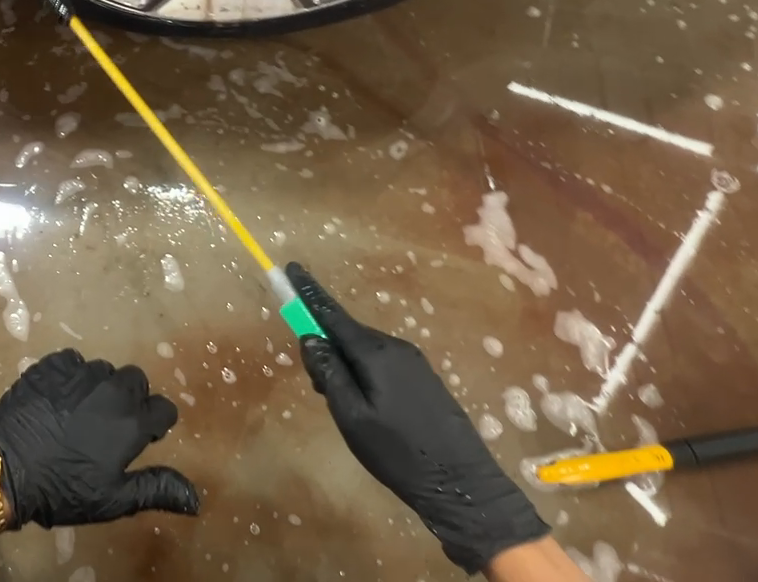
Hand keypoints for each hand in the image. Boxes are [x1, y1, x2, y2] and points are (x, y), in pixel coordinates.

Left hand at [0, 348, 199, 528]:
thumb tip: (197, 497)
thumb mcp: (112, 499)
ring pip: (104, 370)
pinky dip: (71, 376)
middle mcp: (111, 389)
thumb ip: (156, 489)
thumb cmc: (62, 487)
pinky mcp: (51, 364)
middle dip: (131, 397)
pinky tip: (58, 397)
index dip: (156, 423)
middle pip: (136, 380)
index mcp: (131, 421)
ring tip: (82, 411)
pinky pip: (72, 362)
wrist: (6, 464)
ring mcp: (80, 372)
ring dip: (100, 387)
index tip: (144, 437)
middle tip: (112, 422)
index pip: (164, 409)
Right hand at [288, 263, 548, 572]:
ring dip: (346, 365)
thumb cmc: (400, 453)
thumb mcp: (351, 417)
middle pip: (347, 333)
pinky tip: (369, 408)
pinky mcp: (425, 379)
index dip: (308, 292)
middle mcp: (396, 347)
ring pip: (364, 350)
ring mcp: (414, 362)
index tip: (292, 268)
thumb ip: (328, 373)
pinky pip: (382, 363)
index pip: (332, 313)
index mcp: (375, 353)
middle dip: (325, 346)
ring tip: (346, 408)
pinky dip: (364, 373)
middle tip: (318, 388)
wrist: (465, 489)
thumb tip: (309, 337)